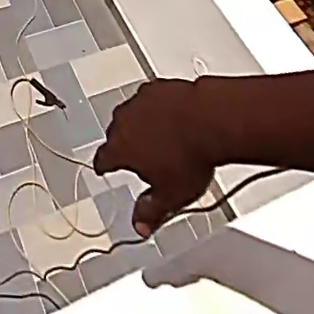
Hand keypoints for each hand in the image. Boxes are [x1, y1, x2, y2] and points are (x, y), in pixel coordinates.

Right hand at [92, 79, 216, 236]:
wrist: (210, 120)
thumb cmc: (190, 154)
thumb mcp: (170, 196)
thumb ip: (150, 212)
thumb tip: (141, 226)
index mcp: (120, 147)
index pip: (102, 159)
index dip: (104, 167)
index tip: (106, 168)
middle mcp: (124, 120)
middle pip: (116, 134)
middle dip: (126, 145)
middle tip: (144, 159)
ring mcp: (141, 100)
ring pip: (133, 115)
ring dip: (142, 125)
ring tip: (163, 138)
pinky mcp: (158, 87)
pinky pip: (151, 99)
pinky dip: (158, 108)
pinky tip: (174, 118)